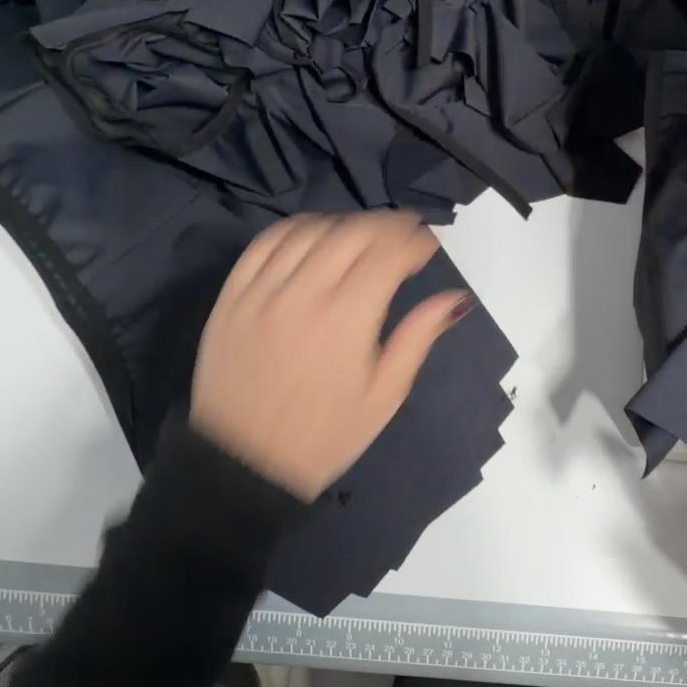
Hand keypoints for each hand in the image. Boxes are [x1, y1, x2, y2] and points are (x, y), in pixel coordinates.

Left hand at [190, 212, 474, 500]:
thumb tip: (454, 299)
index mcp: (348, 318)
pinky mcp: (232, 296)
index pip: (389, 254)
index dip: (416, 240)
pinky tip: (314, 237)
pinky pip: (264, 244)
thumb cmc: (324, 436)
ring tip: (364, 235)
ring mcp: (262, 290)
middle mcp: (304, 292)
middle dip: (387, 225)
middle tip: (406, 233)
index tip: (431, 243)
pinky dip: (296, 230)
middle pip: (352, 233)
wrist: (243, 463)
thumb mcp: (384, 395)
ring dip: (344, 223)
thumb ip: (418, 338)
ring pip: (309, 230)